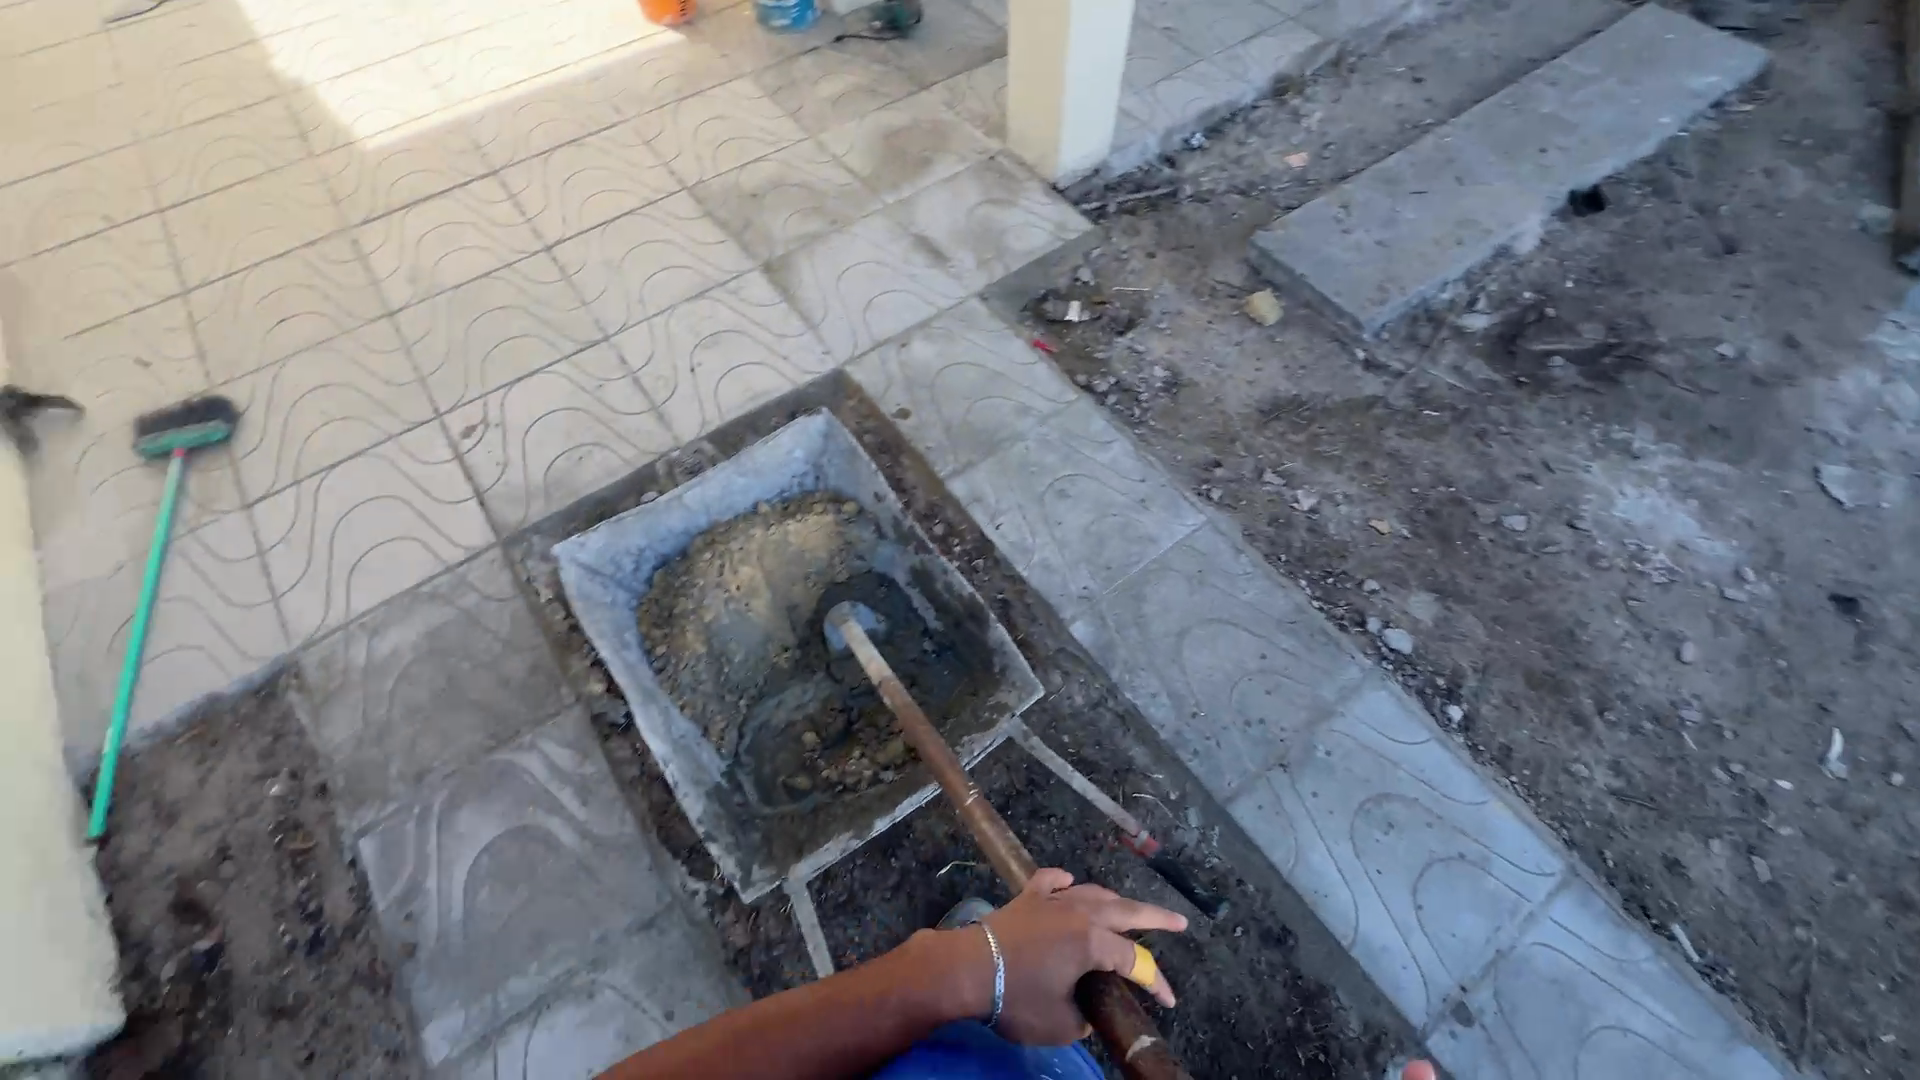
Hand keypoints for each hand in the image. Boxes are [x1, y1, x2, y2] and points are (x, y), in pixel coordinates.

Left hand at [977, 868, 1187, 1044]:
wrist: (969, 969)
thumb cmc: (1017, 997)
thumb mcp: (1061, 1023)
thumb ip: (1085, 1016)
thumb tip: (1087, 1008)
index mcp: (1092, 941)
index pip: (1134, 961)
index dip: (1154, 981)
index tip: (1168, 1001)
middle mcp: (1078, 912)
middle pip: (1125, 910)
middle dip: (1155, 917)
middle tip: (1178, 921)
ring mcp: (1051, 900)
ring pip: (1091, 892)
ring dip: (1113, 901)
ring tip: (1128, 909)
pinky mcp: (1026, 897)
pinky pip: (1051, 881)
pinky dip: (1064, 881)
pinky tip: (1069, 881)